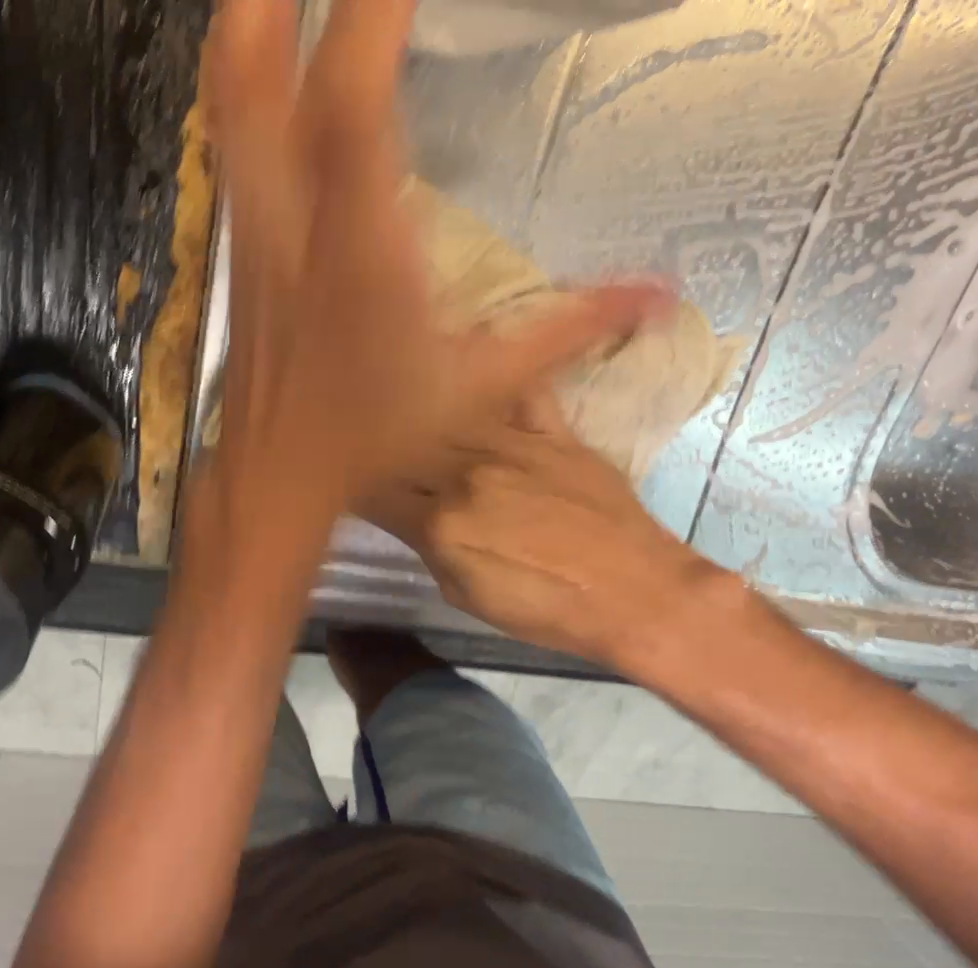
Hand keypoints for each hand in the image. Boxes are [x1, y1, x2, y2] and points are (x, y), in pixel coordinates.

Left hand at [201, 0, 666, 514]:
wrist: (274, 473)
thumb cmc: (372, 436)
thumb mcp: (478, 389)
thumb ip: (569, 329)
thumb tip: (663, 295)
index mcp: (362, 248)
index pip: (354, 106)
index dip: (368, 16)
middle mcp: (294, 222)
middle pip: (257, 81)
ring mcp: (253, 229)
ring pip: (230, 105)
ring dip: (246, 21)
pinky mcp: (236, 244)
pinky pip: (228, 142)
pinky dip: (238, 79)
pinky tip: (253, 47)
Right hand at [365, 400, 738, 665]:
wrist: (639, 595)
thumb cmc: (546, 610)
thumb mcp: (463, 593)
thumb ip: (426, 545)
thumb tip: (405, 512)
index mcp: (439, 523)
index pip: (371, 488)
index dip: (347, 480)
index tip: (338, 474)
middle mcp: (468, 473)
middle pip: (400, 440)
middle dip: (373, 436)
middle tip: (360, 432)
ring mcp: (513, 445)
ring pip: (445, 408)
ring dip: (415, 402)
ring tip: (395, 388)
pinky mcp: (553, 431)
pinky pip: (515, 389)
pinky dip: (489, 374)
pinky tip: (468, 347)